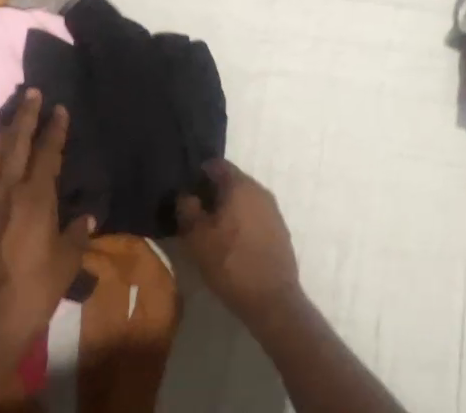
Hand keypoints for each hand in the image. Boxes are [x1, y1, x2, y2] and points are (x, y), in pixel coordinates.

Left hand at [0, 90, 94, 369]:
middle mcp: (7, 189)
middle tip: (31, 93)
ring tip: (10, 118)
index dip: (54, 129)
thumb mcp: (66, 264)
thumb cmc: (32, 291)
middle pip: (15, 143)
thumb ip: (76, 236)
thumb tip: (87, 218)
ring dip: (2, 133)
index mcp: (36, 197)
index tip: (60, 109)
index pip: (47, 152)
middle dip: (25, 116)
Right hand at [175, 159, 301, 325]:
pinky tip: (231, 243)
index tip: (186, 192)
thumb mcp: (197, 237)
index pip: (216, 165)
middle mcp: (260, 191)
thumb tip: (186, 194)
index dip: (198, 175)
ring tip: (210, 230)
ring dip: (227, 209)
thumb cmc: (230, 263)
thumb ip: (187, 209)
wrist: (272, 300)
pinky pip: (255, 216)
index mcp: (240, 185)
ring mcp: (273, 211)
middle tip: (194, 213)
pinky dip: (241, 223)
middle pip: (231, 182)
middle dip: (212, 193)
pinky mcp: (280, 231)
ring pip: (244, 200)